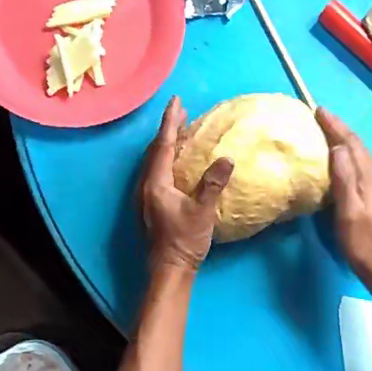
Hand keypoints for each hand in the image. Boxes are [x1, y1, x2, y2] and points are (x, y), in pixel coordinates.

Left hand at [140, 97, 231, 273]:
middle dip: (168, 130)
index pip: (162, 145)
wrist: (169, 270)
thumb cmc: (184, 241)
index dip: (170, 122)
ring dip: (166, 144)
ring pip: (154, 161)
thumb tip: (226, 159)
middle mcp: (145, 186)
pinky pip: (156, 171)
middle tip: (183, 113)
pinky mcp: (149, 204)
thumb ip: (212, 184)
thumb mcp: (202, 212)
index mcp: (155, 183)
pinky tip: (178, 161)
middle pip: (155, 150)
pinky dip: (166, 158)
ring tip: (181, 132)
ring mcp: (145, 196)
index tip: (176, 101)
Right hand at [316, 108, 371, 285]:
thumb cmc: (360, 239)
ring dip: (341, 139)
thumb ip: (344, 178)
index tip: (318, 111)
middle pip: (356, 145)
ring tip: (324, 131)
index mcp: (369, 177)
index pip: (351, 143)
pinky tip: (333, 158)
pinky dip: (343, 154)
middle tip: (319, 116)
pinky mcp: (369, 194)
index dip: (335, 126)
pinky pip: (355, 165)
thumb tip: (337, 147)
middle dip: (338, 128)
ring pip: (357, 154)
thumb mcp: (349, 209)